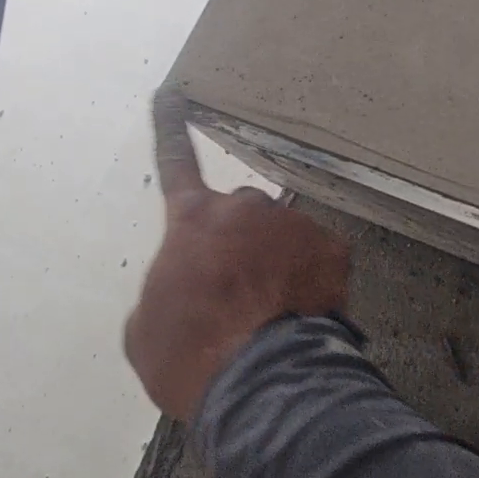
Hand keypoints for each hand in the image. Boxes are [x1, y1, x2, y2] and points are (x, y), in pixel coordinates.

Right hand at [123, 89, 350, 420]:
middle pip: (239, 214)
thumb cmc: (190, 357)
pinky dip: (311, 280)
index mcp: (194, 222)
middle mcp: (244, 208)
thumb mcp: (146, 330)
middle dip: (238, 244)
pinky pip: (318, 257)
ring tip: (272, 315)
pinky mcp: (333, 247)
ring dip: (276, 265)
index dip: (171, 128)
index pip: (176, 164)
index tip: (171, 93)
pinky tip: (303, 313)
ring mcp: (292, 223)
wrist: (261, 383)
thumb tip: (183, 287)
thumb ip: (162, 288)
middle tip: (236, 294)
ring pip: (282, 237)